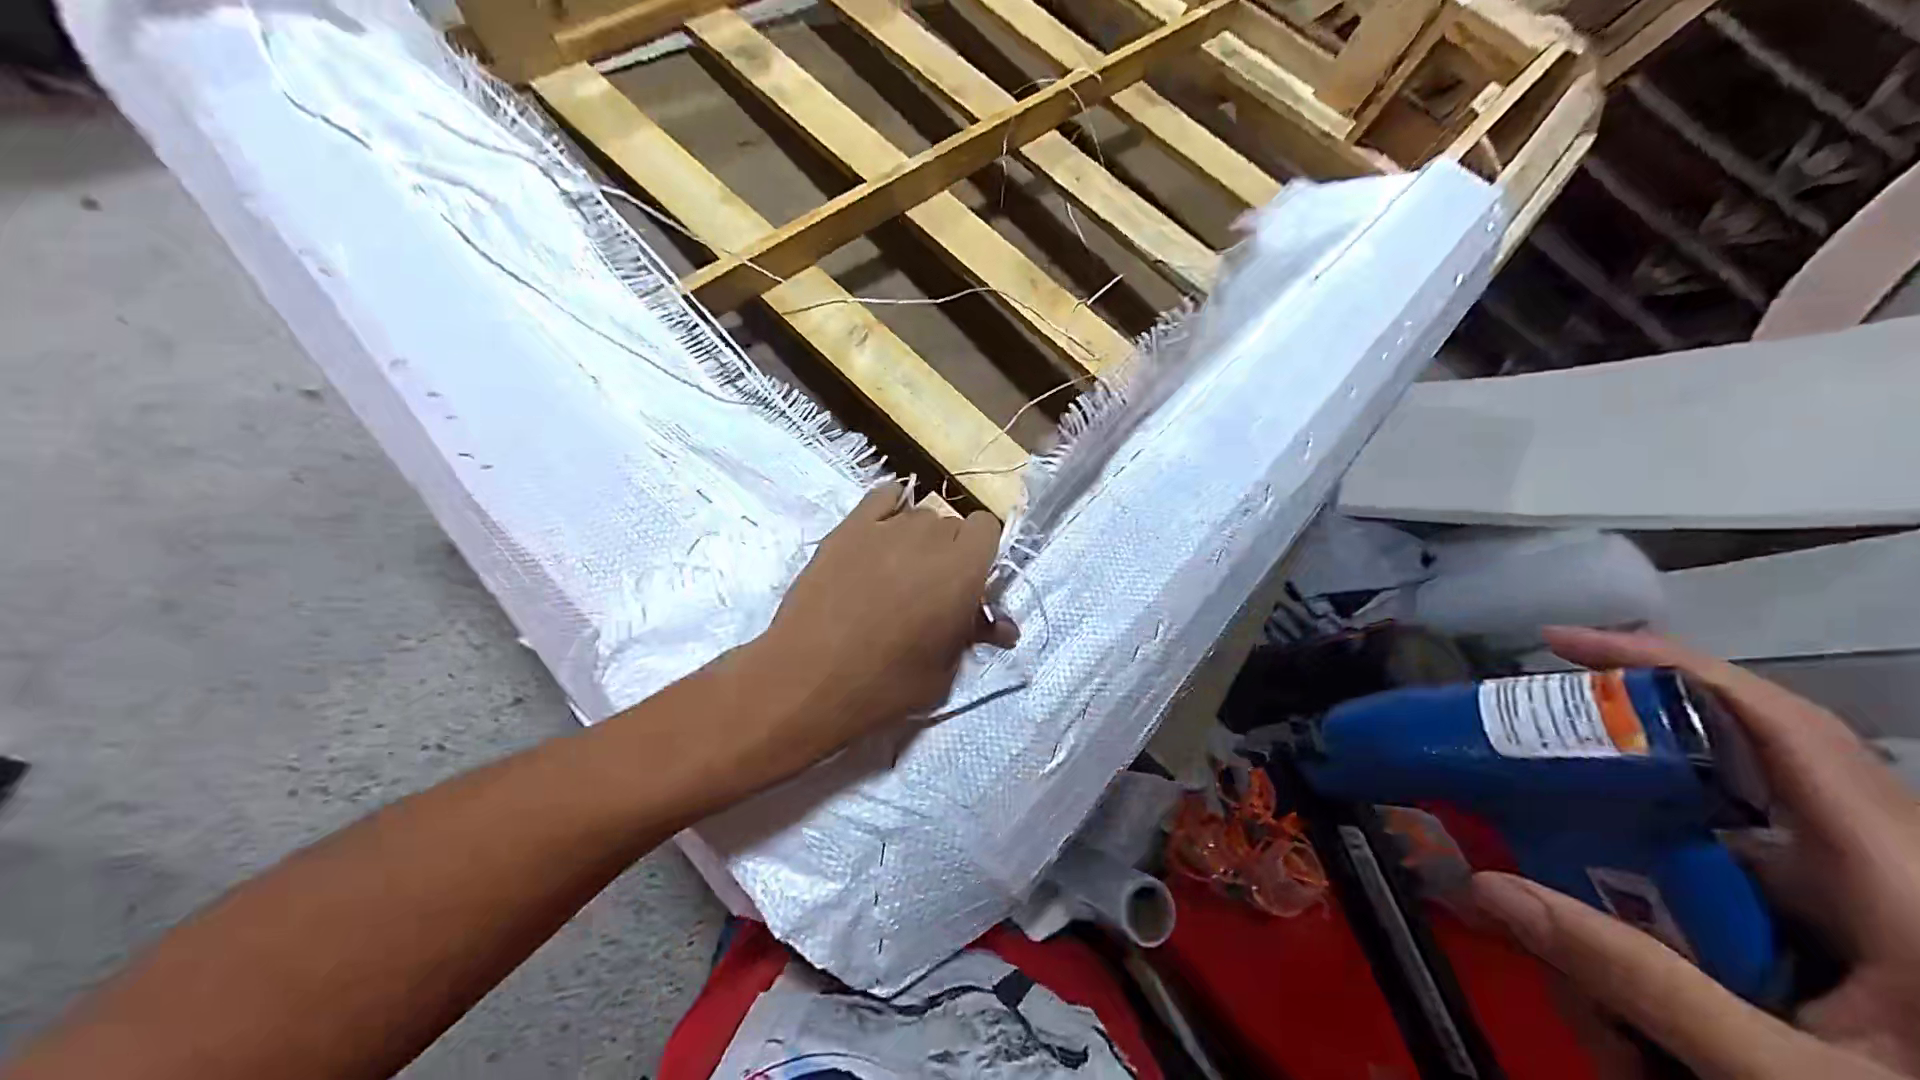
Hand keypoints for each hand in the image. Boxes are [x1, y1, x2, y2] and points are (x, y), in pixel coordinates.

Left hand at [745, 483, 1016, 767]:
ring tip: (896, 573)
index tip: (968, 584)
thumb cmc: (886, 685)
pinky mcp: (847, 527)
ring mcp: (886, 527)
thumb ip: (973, 635)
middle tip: (931, 589)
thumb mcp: (945, 670)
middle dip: (949, 552)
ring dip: (917, 539)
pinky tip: (880, 535)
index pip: (987, 529)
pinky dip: (888, 509)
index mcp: (964, 570)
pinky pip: (880, 498)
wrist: (809, 679)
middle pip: (952, 524)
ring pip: (917, 515)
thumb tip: (1001, 626)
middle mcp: (931, 537)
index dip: (980, 555)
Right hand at [1472, 626, 1919, 1079]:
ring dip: (1640, 823)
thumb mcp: (1788, 1075)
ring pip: (1734, 824)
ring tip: (1557, 837)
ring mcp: (1880, 898)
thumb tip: (1492, 887)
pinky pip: (1749, 870)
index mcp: (1903, 880)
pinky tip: (1628, 909)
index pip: (1782, 728)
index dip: (1671, 665)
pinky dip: (1673, 871)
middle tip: (1532, 738)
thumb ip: (1642, 983)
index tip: (1561, 644)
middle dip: (1630, 738)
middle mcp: (1893, 864)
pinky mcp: (1867, 931)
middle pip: (1741, 759)